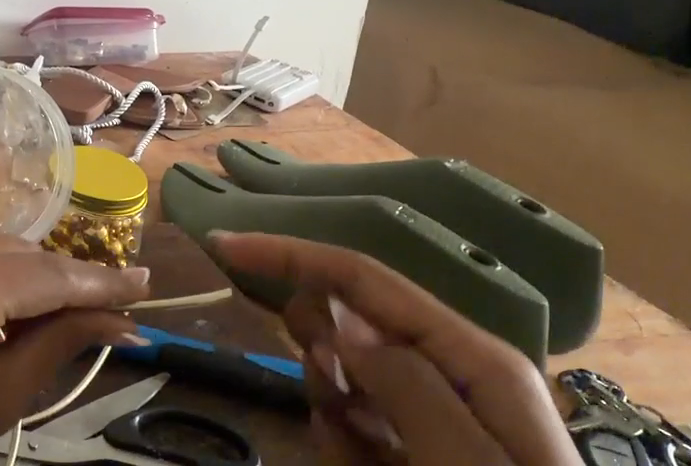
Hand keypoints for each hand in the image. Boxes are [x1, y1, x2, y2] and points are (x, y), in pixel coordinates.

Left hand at [0, 222, 149, 465]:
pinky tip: (0, 298)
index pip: (49, 276)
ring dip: (25, 271)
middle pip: (22, 251)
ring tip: (55, 312)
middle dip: (63, 280)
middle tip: (107, 310)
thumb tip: (122, 322)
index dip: (101, 283)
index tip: (146, 282)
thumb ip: (57, 346)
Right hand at [212, 231, 579, 465]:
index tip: (220, 247)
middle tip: (341, 409)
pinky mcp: (416, 443)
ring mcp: (433, 409)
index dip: (287, 253)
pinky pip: (350, 418)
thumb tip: (338, 319)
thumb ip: (405, 384)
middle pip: (343, 318)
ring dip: (330, 405)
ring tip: (361, 457)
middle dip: (318, 352)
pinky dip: (339, 440)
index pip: (360, 275)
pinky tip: (361, 463)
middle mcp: (450, 368)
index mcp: (470, 356)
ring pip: (340, 370)